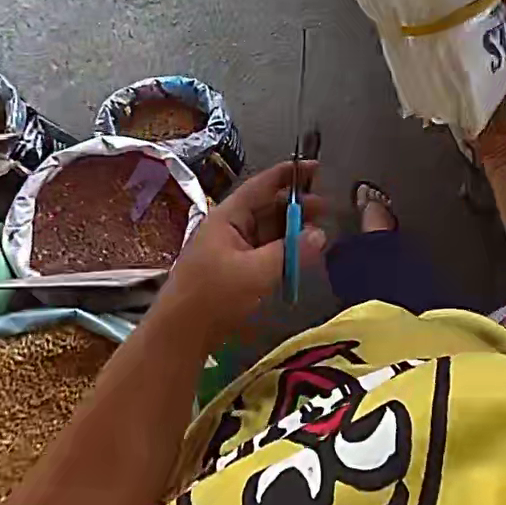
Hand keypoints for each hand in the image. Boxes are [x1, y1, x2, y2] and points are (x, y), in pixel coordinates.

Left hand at [151, 160, 328, 342]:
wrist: (179, 337)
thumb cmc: (214, 297)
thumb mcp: (256, 273)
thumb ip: (291, 251)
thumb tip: (320, 235)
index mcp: (228, 218)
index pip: (262, 185)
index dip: (289, 174)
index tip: (315, 168)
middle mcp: (230, 228)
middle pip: (268, 207)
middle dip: (297, 206)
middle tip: (326, 209)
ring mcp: (232, 250)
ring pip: (269, 231)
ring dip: (293, 231)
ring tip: (319, 234)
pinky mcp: (235, 270)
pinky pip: (266, 251)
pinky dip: (285, 250)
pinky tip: (302, 256)